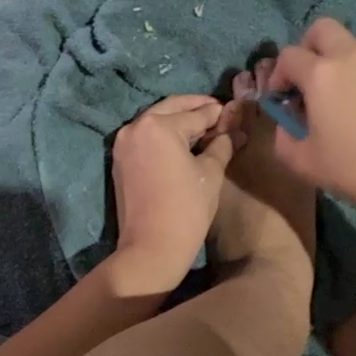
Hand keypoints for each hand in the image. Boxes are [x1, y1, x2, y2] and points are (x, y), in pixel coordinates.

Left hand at [110, 95, 238, 290]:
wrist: (151, 247)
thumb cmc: (186, 208)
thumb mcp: (210, 173)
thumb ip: (221, 145)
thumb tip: (235, 131)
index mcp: (159, 126)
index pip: (196, 113)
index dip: (218, 113)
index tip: (234, 112)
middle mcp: (135, 127)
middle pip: (171, 109)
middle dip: (196, 108)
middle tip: (219, 112)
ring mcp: (124, 143)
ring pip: (156, 121)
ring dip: (179, 120)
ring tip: (204, 128)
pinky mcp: (120, 159)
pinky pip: (145, 137)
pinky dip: (164, 134)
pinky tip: (183, 142)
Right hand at [267, 18, 355, 229]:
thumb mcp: (302, 163)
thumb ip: (283, 135)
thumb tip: (289, 118)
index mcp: (321, 74)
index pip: (289, 55)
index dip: (279, 74)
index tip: (283, 96)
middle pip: (324, 29)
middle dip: (311, 48)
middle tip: (315, 79)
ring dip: (352, 69)